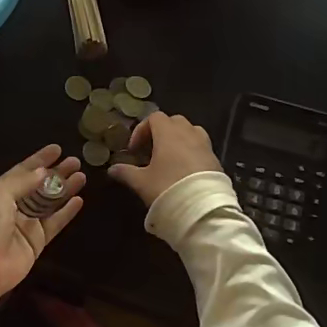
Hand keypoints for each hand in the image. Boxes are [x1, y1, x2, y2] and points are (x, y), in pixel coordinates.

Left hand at [0, 145, 86, 326]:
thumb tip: (43, 171)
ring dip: (64, 189)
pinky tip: (79, 200)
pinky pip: (54, 223)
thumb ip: (21, 181)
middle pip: (37, 186)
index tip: (57, 149)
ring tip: (81, 176)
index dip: (38, 160)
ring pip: (48, 203)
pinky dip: (66, 212)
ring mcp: (24, 226)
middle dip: (55, 173)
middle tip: (76, 161)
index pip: (21, 172)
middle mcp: (10, 207)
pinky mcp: (36, 243)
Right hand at [107, 112, 222, 206]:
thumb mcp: (141, 182)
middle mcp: (188, 133)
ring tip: (170, 158)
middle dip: (161, 132)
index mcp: (168, 134)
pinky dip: (191, 152)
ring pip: (191, 131)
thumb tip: (112, 169)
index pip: (154, 118)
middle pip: (174, 121)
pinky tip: (184, 171)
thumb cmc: (167, 188)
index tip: (134, 149)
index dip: (141, 130)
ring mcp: (205, 145)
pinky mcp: (215, 159)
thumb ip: (126, 172)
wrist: (202, 208)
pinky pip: (201, 147)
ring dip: (179, 139)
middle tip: (151, 150)